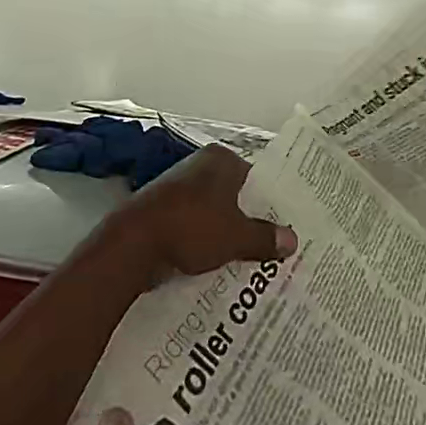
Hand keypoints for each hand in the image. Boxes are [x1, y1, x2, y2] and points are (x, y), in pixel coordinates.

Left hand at [103, 145, 296, 282]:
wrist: (133, 243)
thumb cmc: (192, 227)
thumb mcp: (236, 236)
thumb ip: (265, 237)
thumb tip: (292, 239)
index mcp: (221, 160)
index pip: (257, 179)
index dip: (272, 203)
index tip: (287, 227)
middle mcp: (199, 166)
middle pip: (236, 196)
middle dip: (251, 220)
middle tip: (275, 248)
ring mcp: (179, 188)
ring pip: (214, 213)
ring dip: (227, 233)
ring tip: (251, 262)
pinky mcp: (163, 211)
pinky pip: (194, 226)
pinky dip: (205, 241)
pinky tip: (218, 264)